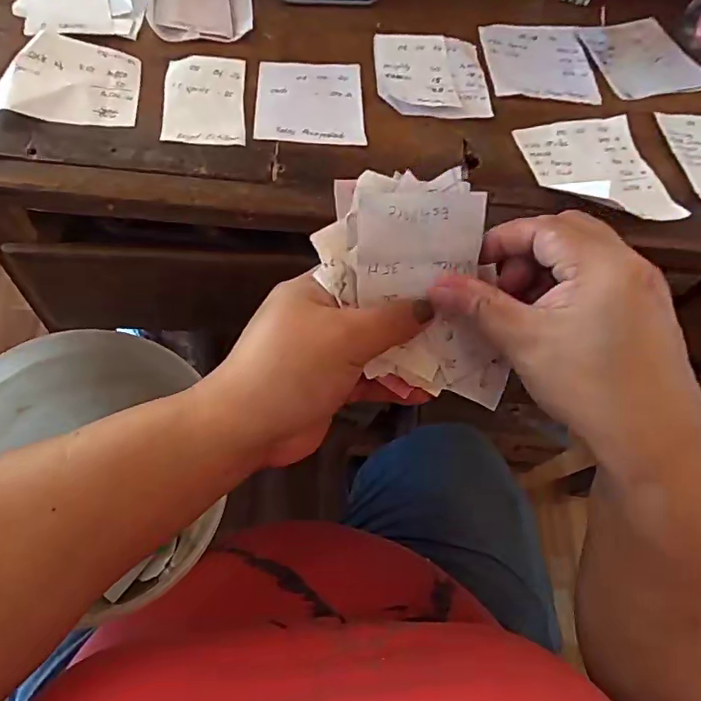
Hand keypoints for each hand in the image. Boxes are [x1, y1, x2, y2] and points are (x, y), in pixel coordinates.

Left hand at [201, 274, 432, 468]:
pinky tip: (423, 391)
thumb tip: (430, 304)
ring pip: (375, 347)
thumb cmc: (291, 369)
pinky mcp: (330, 386)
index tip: (441, 274)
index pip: (364, 269)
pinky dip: (392, 384)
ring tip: (448, 358)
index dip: (401, 271)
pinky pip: (369, 379)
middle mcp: (320, 317)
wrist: (245, 430)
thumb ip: (391, 319)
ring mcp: (325, 353)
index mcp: (315, 289)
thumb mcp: (345, 336)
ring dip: (407, 356)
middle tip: (456, 317)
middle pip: (375, 311)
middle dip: (413, 318)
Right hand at [428, 211, 700, 468]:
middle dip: (524, 255)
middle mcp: (629, 264)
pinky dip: (571, 290)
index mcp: (601, 262)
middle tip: (500, 290)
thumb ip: (479, 306)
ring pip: (585, 258)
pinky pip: (602, 281)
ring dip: (547, 273)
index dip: (501, 242)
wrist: (655, 440)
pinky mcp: (648, 311)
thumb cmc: (593, 389)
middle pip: (565, 233)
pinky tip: (551, 326)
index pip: (541, 227)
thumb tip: (440, 285)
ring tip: (522, 313)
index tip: (473, 268)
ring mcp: (644, 287)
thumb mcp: (525, 342)